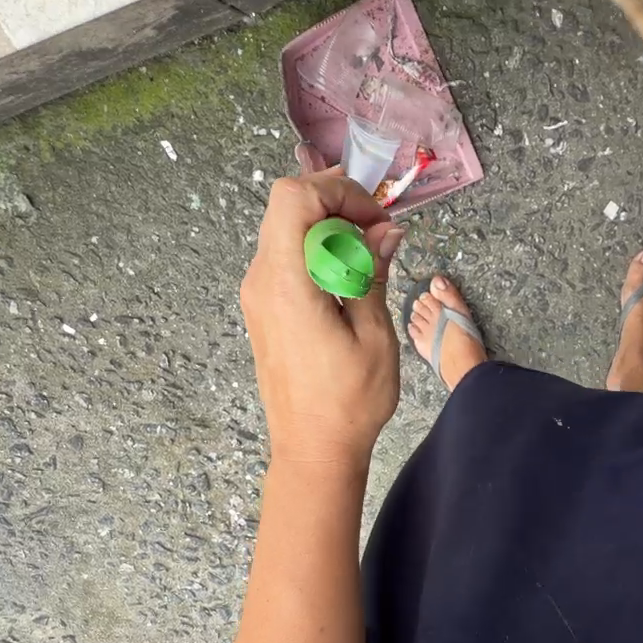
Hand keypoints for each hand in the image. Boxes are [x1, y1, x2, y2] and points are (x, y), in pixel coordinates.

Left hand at [239, 167, 405, 465]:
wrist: (313, 449)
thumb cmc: (350, 401)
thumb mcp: (375, 335)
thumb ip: (373, 273)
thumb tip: (385, 230)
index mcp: (288, 283)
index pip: (295, 197)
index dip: (339, 193)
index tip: (377, 221)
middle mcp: (261, 280)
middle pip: (286, 206)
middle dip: (336, 204)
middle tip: (378, 229)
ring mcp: (257, 294)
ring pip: (285, 229)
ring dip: (329, 229)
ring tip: (370, 252)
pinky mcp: (264, 309)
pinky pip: (286, 258)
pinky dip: (318, 252)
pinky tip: (349, 275)